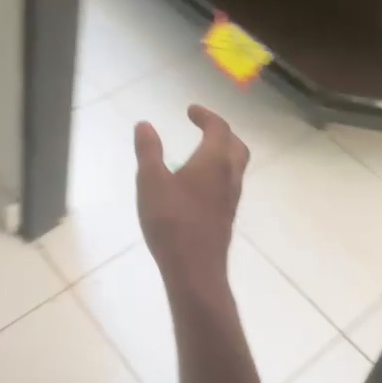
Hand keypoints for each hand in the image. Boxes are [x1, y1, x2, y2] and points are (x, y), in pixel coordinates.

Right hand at [134, 105, 248, 296]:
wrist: (195, 272)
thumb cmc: (171, 222)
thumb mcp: (151, 182)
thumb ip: (148, 151)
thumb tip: (145, 124)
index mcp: (214, 161)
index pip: (219, 128)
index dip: (206, 115)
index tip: (190, 110)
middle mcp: (229, 177)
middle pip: (236, 146)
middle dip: (222, 132)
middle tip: (203, 127)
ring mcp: (231, 200)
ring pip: (235, 168)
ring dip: (222, 154)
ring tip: (198, 154)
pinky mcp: (226, 219)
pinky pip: (228, 185)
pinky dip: (217, 174)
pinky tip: (197, 186)